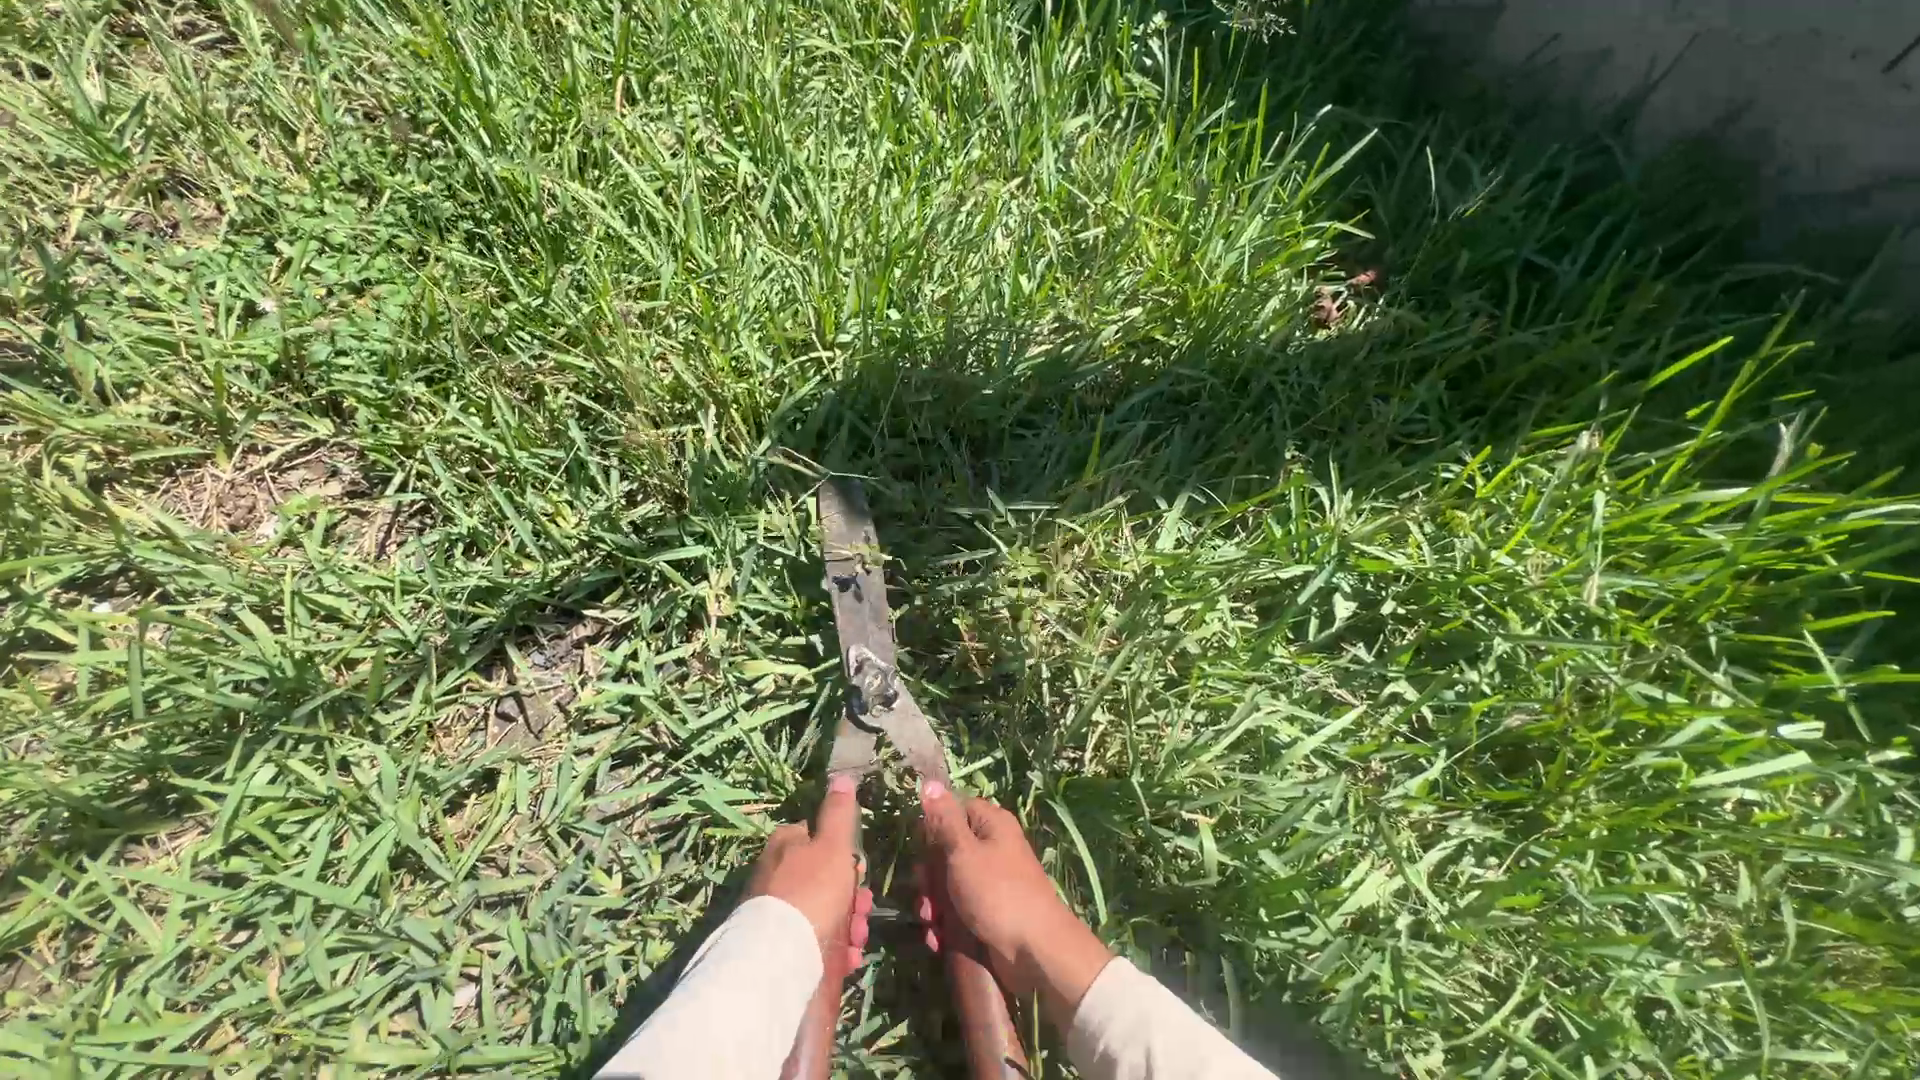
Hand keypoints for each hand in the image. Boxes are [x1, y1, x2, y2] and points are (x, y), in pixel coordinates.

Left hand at [748, 774, 873, 973]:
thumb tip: (841, 778)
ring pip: (823, 912)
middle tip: (863, 909)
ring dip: (849, 924)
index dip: (843, 854)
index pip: (815, 838)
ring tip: (857, 938)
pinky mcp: (780, 947)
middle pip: (824, 879)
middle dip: (852, 896)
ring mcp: (776, 914)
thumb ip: (838, 813)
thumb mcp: (833, 844)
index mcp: (785, 847)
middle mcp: (776, 877)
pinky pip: (815, 942)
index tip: (860, 869)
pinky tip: (848, 956)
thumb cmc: (812, 890)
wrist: (780, 956)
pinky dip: (836, 949)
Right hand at [917, 781, 1111, 1019]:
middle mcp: (992, 847)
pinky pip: (958, 909)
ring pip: (949, 883)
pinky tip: (939, 938)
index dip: (934, 828)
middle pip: (947, 850)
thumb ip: (944, 820)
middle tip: (926, 891)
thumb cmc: (997, 893)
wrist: (1034, 950)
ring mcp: (991, 881)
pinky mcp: (988, 910)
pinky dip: (946, 923)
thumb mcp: (964, 852)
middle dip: (930, 875)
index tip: (921, 848)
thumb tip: (930, 782)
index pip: (954, 810)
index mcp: (991, 824)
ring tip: (932, 921)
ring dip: (934, 903)